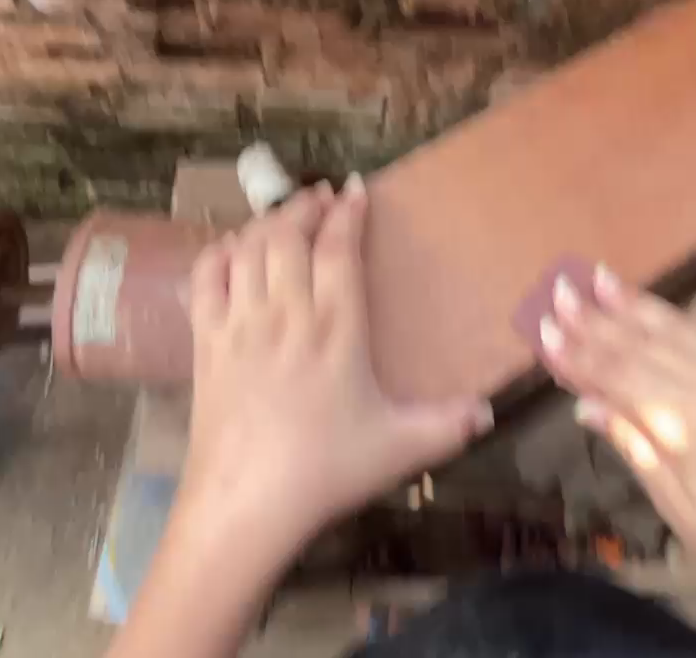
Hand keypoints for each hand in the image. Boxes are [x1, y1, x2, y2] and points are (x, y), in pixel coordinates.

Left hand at [175, 176, 494, 566]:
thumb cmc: (324, 470)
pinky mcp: (205, 343)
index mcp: (334, 326)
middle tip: (322, 196)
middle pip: (288, 235)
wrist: (244, 506)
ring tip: (285, 215)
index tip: (355, 189)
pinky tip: (231, 249)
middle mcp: (285, 312)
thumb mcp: (398, 448)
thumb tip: (490, 410)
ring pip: (248, 249)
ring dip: (266, 222)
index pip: (338, 249)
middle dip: (305, 206)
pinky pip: (205, 280)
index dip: (347, 213)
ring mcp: (239, 323)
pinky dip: (218, 254)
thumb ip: (448, 425)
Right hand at [534, 240, 695, 605]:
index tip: (544, 329)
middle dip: (595, 319)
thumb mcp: (679, 508)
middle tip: (560, 289)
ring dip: (637, 302)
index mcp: (686, 423)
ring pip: (679, 328)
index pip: (617, 378)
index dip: (577, 354)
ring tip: (601, 275)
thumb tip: (584, 404)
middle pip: (640, 346)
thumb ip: (635, 447)